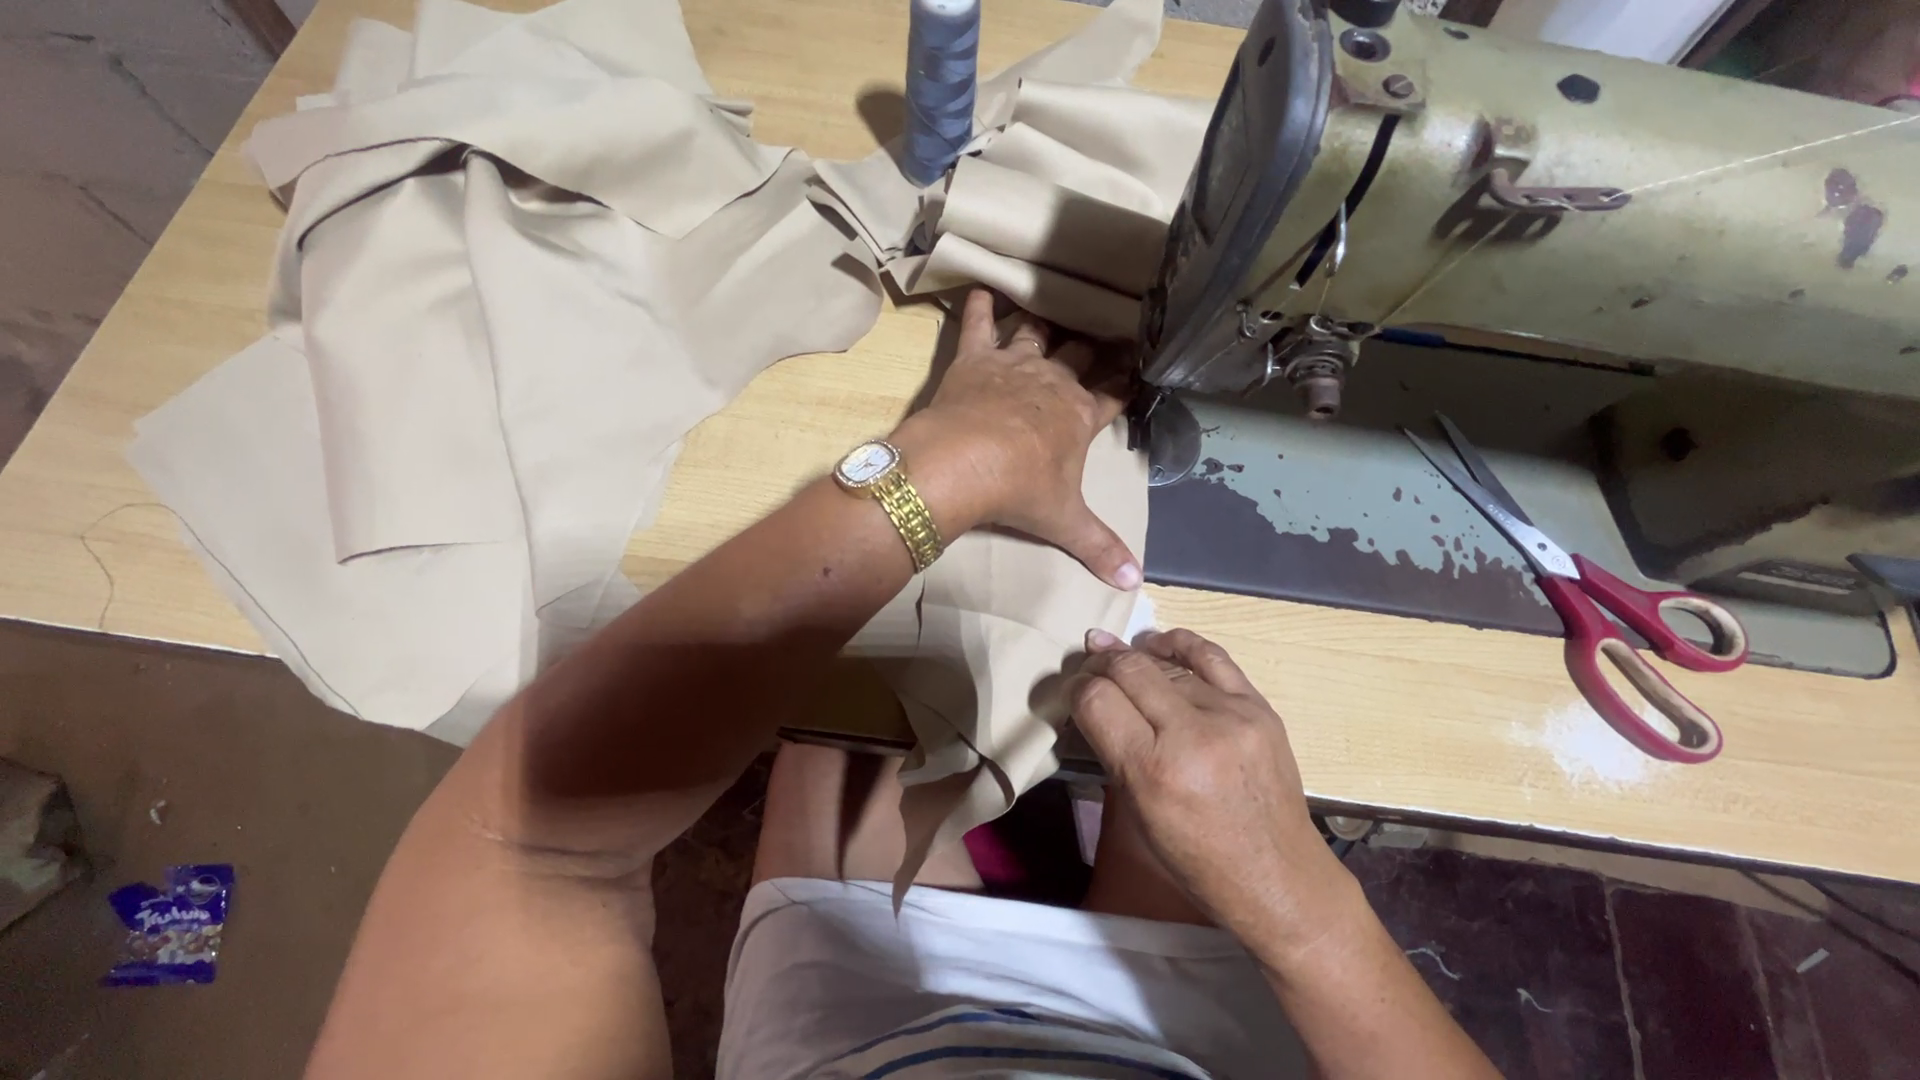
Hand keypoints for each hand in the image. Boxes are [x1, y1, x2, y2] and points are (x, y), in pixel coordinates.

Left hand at [891, 289, 1139, 589]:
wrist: (966, 463)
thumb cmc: (1020, 490)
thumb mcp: (1065, 522)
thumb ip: (1100, 548)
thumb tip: (1135, 585)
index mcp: (1081, 416)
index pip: (1114, 395)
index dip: (1127, 382)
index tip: (1138, 368)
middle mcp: (1054, 382)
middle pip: (1080, 357)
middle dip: (1092, 346)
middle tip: (1099, 334)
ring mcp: (1014, 365)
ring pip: (1036, 334)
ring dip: (1044, 322)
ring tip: (1051, 309)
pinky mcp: (975, 359)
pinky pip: (979, 325)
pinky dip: (980, 306)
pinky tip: (982, 288)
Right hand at [1073, 628, 1351, 958]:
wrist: (1277, 875)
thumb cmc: (1195, 857)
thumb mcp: (1137, 810)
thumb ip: (1113, 749)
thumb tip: (1089, 698)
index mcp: (1154, 770)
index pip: (1097, 700)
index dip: (1077, 688)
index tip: (1072, 691)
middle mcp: (1193, 735)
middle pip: (1129, 670)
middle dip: (1101, 664)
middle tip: (1089, 666)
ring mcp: (1232, 716)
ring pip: (1166, 664)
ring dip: (1134, 658)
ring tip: (1117, 657)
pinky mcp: (1260, 708)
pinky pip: (1212, 657)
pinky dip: (1180, 645)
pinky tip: (1159, 645)